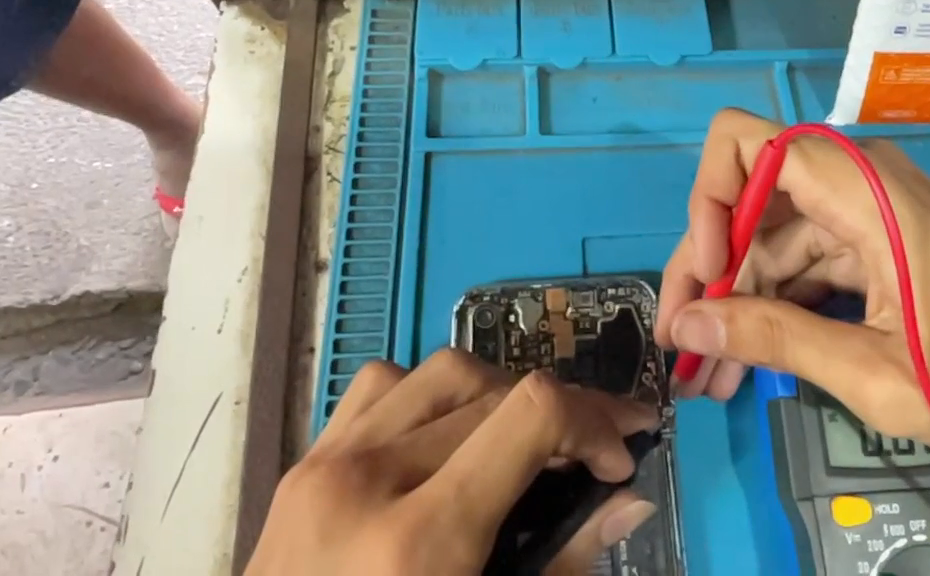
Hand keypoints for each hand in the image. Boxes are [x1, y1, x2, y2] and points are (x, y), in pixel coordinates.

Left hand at [247, 350, 660, 574]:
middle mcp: (367, 481)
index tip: (619, 458)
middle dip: (561, 411)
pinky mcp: (300, 465)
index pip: (530, 414)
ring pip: (439, 372)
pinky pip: (381, 387)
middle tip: (591, 451)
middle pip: (494, 389)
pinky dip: (430, 394)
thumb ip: (562, 564)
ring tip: (521, 439)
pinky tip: (446, 434)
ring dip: (498, 394)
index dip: (594, 419)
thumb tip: (628, 498)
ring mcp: (324, 465)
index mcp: (418, 543)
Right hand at [656, 109, 929, 475]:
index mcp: (861, 188)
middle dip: (713, 272)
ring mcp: (872, 215)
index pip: (745, 144)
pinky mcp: (884, 247)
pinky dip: (781, 307)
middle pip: (752, 203)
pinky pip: (812, 263)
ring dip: (742, 302)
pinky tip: (752, 363)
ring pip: (777, 240)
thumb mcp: (876, 374)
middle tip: (684, 350)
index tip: (707, 280)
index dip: (707, 202)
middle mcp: (860, 183)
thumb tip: (684, 328)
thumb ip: (773, 340)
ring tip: (710, 377)